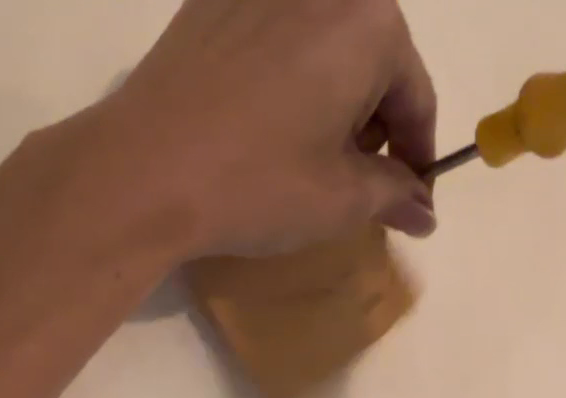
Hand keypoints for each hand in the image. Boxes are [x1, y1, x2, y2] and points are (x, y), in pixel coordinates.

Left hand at [66, 0, 438, 258]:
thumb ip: (394, 194)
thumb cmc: (255, 185)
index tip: (410, 199)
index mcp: (370, 23)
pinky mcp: (212, 4)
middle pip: (372, 64)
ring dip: (330, 102)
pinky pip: (274, 42)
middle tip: (352, 182)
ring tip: (304, 159)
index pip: (416, 97)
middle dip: (372, 126)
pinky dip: (285, 82)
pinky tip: (262, 129)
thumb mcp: (339, 201)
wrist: (140, 172)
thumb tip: (425, 210)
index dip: (418, 157)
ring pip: (323, 49)